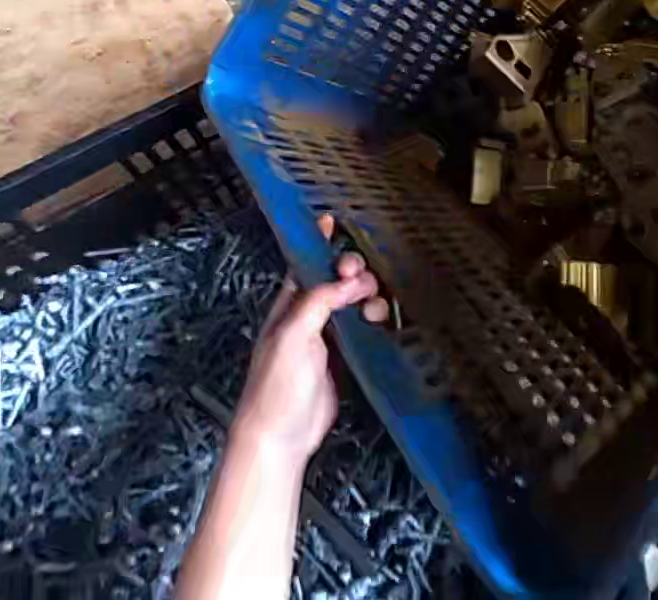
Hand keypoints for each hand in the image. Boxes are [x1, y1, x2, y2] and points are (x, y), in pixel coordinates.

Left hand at [232, 215, 389, 458]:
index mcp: (290, 305)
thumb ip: (320, 301)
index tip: (331, 220)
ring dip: (367, 295)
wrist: (280, 438)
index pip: (306, 264)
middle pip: (336, 280)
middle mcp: (309, 315)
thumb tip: (350, 278)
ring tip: (373, 306)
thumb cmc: (276, 385)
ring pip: (354, 301)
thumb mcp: (293, 335)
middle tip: (362, 276)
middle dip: (352, 271)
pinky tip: (381, 319)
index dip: (317, 243)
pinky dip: (374, 317)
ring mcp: (328, 336)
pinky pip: (363, 326)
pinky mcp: (345, 356)